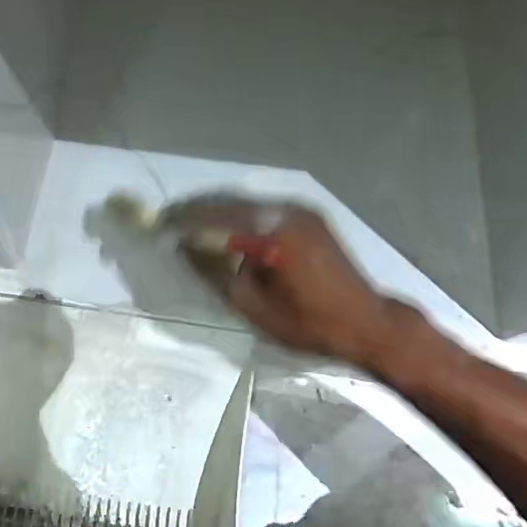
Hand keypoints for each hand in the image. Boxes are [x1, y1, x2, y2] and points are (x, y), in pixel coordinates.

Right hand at [161, 198, 413, 366]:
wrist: (368, 323)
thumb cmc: (310, 324)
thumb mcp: (254, 306)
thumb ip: (216, 272)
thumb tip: (185, 248)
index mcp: (275, 232)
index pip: (217, 217)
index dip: (185, 220)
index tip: (158, 224)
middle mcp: (288, 210)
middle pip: (230, 202)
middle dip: (197, 210)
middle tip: (167, 220)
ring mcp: (302, 210)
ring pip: (246, 202)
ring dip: (216, 211)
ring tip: (188, 223)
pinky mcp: (309, 216)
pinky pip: (263, 208)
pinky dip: (238, 214)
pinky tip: (223, 226)